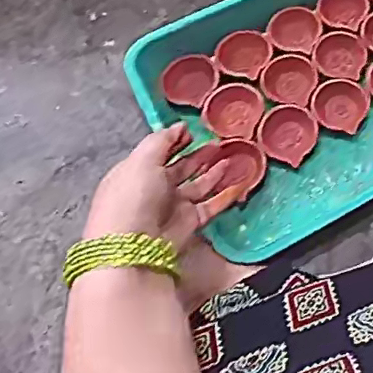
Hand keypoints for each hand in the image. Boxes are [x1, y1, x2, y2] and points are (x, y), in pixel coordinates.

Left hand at [82, 123, 243, 246]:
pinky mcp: (191, 223)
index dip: (176, 141)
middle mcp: (155, 189)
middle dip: (199, 155)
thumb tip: (179, 127)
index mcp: (137, 172)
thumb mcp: (142, 160)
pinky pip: (212, 204)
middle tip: (218, 143)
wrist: (135, 246)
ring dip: (215, 171)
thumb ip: (162, 140)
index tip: (194, 131)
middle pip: (181, 168)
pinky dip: (226, 194)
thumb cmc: (133, 197)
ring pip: (199, 185)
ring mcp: (174, 206)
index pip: (159, 152)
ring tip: (231, 156)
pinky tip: (239, 181)